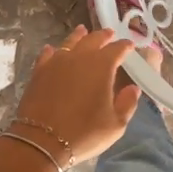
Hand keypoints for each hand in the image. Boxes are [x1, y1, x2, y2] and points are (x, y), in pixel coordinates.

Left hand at [10, 27, 140, 168]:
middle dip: (104, 36)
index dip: (125, 46)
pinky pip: (48, 54)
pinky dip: (53, 50)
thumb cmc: (84, 133)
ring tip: (83, 30)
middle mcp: (80, 57)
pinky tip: (53, 49)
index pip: (117, 49)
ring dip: (79, 36)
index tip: (130, 45)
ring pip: (70, 42)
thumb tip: (133, 88)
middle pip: (93, 39)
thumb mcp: (115, 125)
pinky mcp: (39, 71)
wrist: (41, 141)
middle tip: (110, 34)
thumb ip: (127, 103)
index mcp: (102, 66)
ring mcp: (57, 62)